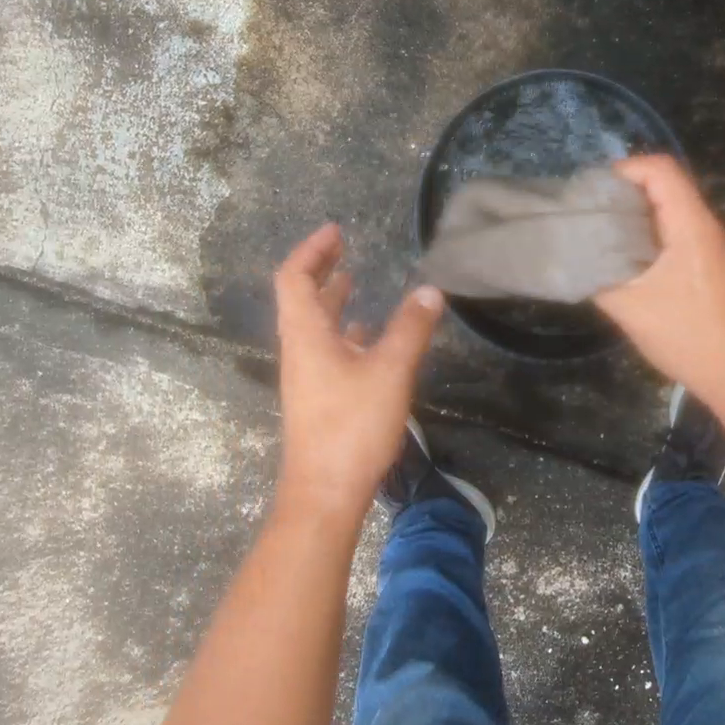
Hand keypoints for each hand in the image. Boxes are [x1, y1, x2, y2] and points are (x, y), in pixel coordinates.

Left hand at [271, 224, 444, 522]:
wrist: (325, 492)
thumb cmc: (352, 426)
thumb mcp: (391, 371)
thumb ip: (411, 329)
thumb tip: (430, 291)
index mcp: (306, 336)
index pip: (294, 278)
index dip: (312, 251)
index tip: (337, 232)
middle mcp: (300, 351)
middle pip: (300, 298)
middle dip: (321, 269)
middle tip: (344, 248)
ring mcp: (307, 377)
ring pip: (313, 326)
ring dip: (330, 300)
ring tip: (354, 282)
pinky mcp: (319, 398)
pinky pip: (326, 350)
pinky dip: (343, 332)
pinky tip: (368, 338)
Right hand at [594, 156, 724, 406]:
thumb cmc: (689, 336)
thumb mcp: (632, 307)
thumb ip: (598, 275)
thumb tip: (572, 255)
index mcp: (691, 224)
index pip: (660, 169)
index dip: (623, 169)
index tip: (590, 192)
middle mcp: (704, 226)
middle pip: (663, 185)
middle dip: (622, 191)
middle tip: (586, 212)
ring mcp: (708, 246)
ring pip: (668, 211)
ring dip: (633, 216)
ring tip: (596, 233)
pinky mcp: (706, 265)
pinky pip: (673, 233)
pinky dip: (645, 235)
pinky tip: (621, 259)